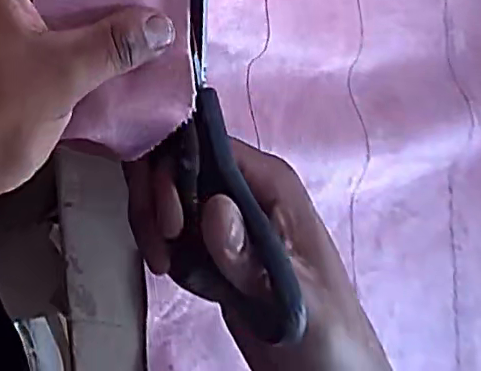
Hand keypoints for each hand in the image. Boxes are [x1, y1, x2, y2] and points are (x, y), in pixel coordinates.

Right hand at [125, 139, 391, 370]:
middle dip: (154, 196)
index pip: (205, 145)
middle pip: (179, 159)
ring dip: (151, 220)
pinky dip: (160, 242)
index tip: (168, 223)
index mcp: (269, 180)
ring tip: (161, 265)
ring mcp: (228, 211)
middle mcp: (245, 184)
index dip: (175, 171)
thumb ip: (253, 256)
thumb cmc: (328, 336)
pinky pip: (171, 221)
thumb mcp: (295, 300)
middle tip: (158, 246)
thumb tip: (213, 206)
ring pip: (169, 187)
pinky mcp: (214, 241)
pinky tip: (172, 272)